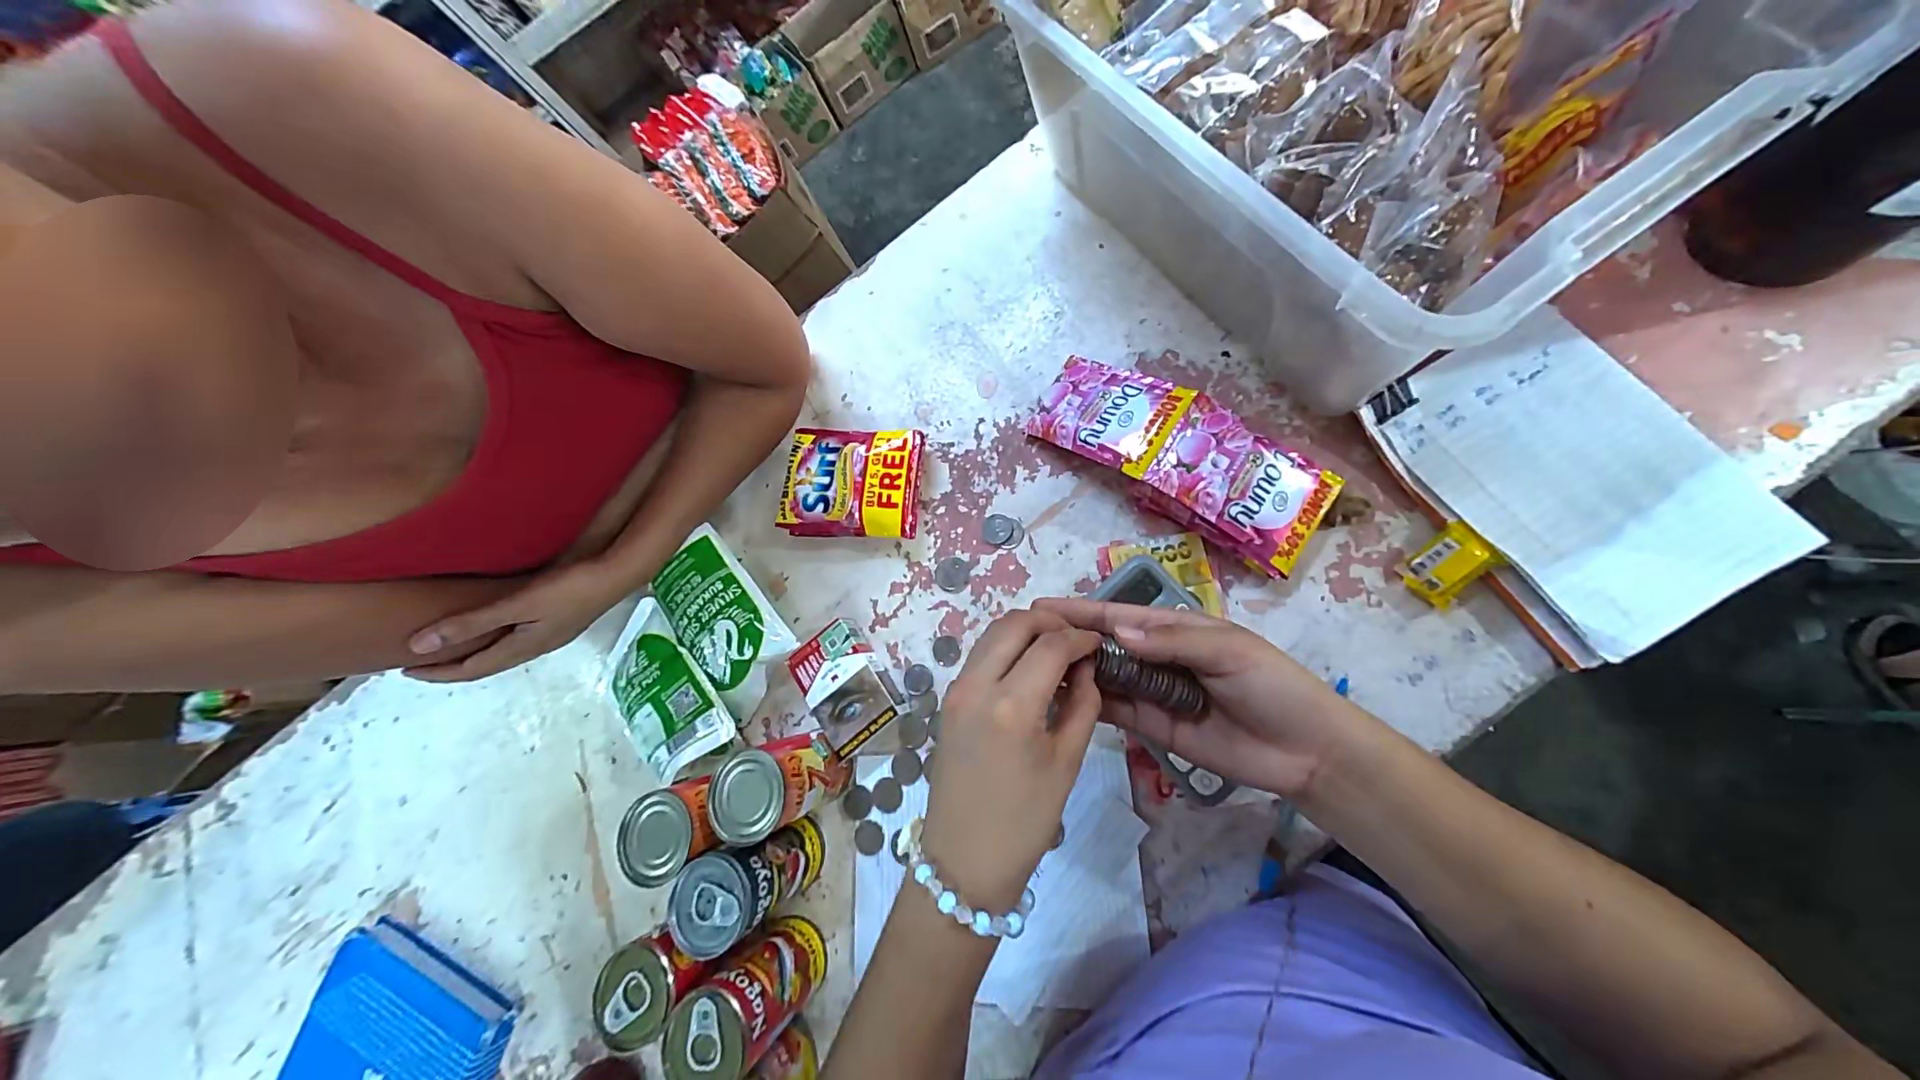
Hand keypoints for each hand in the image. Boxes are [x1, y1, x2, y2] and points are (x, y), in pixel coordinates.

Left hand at [405, 561, 628, 681]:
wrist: (617, 575)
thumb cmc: (569, 590)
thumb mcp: (517, 605)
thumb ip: (471, 623)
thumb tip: (418, 646)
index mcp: (524, 647)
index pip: (473, 669)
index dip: (439, 673)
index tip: (405, 670)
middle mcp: (536, 646)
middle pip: (489, 663)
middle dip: (455, 666)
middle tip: (422, 659)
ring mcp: (551, 634)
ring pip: (504, 650)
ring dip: (476, 651)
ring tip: (453, 643)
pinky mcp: (560, 619)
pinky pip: (517, 637)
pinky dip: (495, 637)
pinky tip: (496, 624)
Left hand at [920, 609, 1103, 912]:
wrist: (963, 860)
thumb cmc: (1024, 821)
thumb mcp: (1067, 762)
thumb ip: (1083, 704)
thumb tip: (1085, 667)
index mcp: (1011, 705)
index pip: (1050, 644)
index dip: (1080, 638)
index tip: (1099, 644)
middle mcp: (976, 685)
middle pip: (1014, 623)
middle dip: (1050, 622)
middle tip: (1077, 641)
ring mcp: (955, 690)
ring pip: (992, 634)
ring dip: (1026, 631)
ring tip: (1056, 651)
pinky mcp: (948, 700)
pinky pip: (980, 656)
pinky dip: (1007, 649)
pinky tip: (1029, 669)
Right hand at [1032, 598, 1376, 798]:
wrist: (1306, 750)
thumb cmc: (1272, 685)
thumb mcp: (1229, 650)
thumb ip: (1173, 641)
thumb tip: (1116, 631)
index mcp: (1176, 629)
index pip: (1119, 616)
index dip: (1081, 611)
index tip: (1040, 608)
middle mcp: (1158, 657)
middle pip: (1105, 645)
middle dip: (1069, 640)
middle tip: (1023, 641)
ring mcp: (1154, 693)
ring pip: (1105, 679)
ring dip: (1073, 673)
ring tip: (1031, 670)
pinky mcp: (1154, 728)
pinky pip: (1116, 712)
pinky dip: (1090, 705)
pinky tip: (1060, 701)